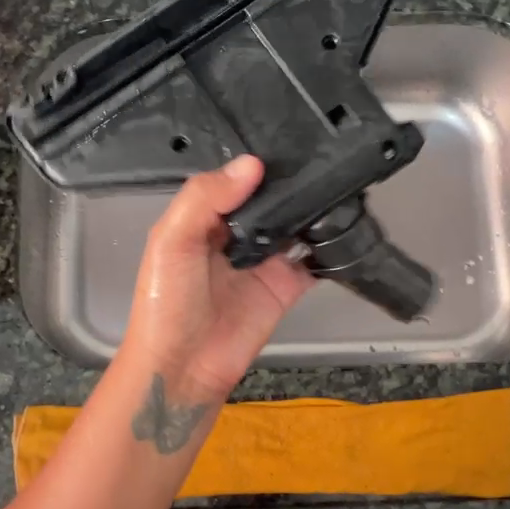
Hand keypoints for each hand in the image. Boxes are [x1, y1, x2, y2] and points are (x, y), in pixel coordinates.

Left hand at [119, 156, 315, 399]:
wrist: (183, 368)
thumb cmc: (165, 304)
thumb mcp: (171, 240)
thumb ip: (204, 198)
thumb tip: (252, 165)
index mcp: (202, 218)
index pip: (234, 180)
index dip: (255, 164)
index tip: (287, 139)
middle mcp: (235, 235)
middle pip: (269, 200)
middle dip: (290, 183)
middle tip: (323, 158)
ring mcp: (263, 261)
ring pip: (296, 225)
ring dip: (313, 209)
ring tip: (339, 184)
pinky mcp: (287, 286)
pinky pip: (314, 261)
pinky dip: (330, 247)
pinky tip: (344, 226)